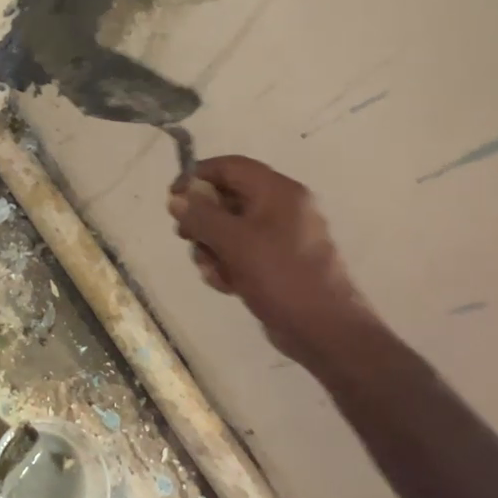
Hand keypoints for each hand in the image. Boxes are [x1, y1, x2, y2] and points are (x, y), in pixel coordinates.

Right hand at [166, 156, 378, 373]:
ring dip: (211, 247)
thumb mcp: (234, 242)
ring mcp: (281, 237)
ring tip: (211, 270)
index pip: (230, 166)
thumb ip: (201, 215)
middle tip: (184, 236)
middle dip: (202, 219)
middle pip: (227, 197)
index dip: (197, 176)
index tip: (172, 199)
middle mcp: (281, 208)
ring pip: (229, 228)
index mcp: (278, 192)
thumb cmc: (281, 277)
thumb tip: (177, 198)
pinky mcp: (277, 263)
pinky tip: (224, 284)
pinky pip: (241, 251)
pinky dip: (227, 264)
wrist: (325, 331)